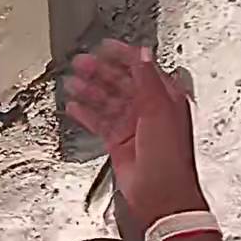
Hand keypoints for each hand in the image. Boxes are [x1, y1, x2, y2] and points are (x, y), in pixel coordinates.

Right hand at [65, 40, 206, 223]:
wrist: (161, 195)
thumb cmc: (168, 157)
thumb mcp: (159, 109)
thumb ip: (148, 79)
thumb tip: (143, 53)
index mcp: (164, 98)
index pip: (141, 68)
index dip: (123, 55)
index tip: (105, 46)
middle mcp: (148, 109)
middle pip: (120, 82)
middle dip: (100, 71)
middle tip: (80, 62)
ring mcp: (132, 125)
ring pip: (107, 100)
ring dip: (89, 90)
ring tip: (72, 81)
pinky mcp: (118, 141)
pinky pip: (98, 121)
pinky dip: (85, 113)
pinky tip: (73, 106)